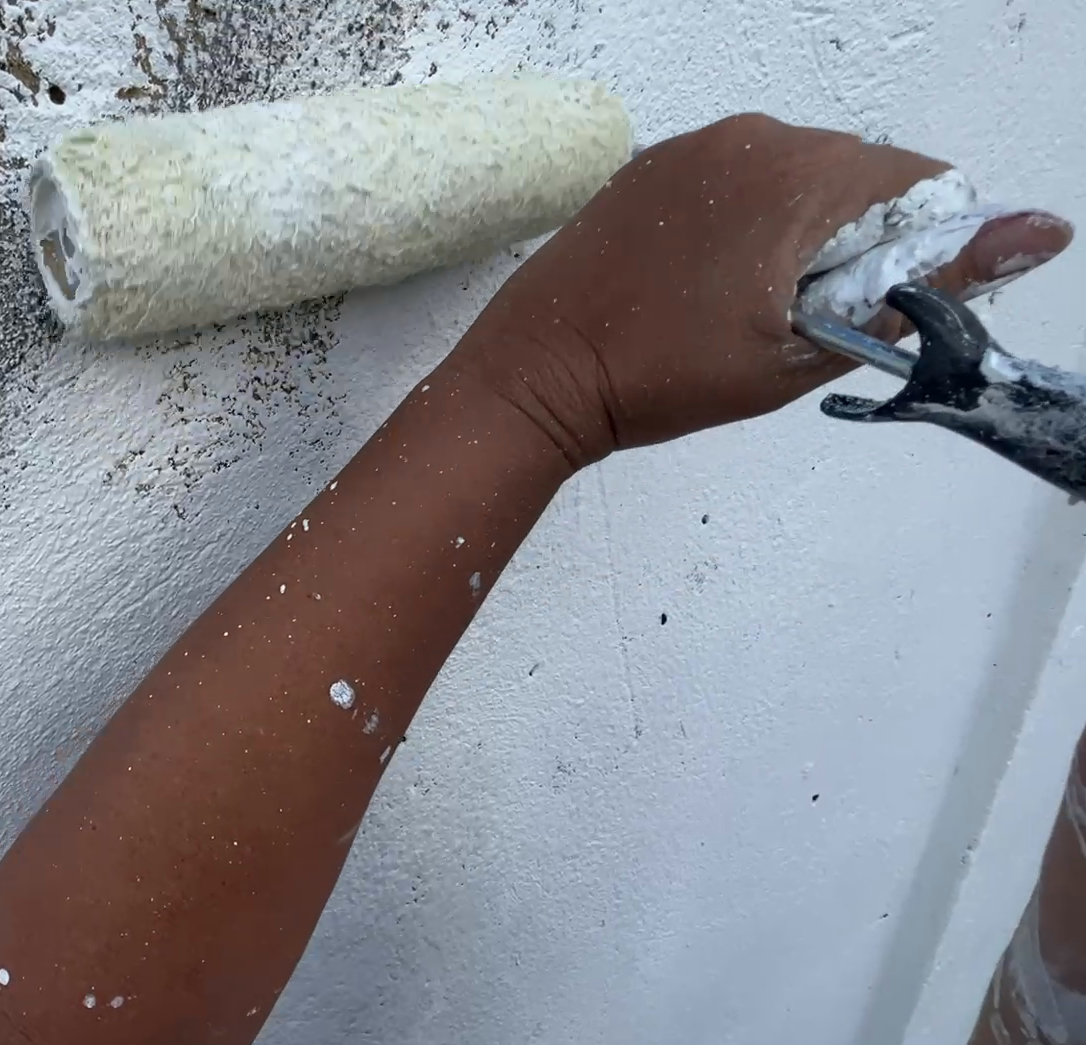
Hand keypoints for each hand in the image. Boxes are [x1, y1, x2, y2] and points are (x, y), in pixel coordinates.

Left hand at [457, 113, 1072, 468]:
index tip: (848, 306)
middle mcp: (739, 140)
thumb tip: (1037, 232)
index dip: (906, 253)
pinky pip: (715, 187)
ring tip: (720, 304)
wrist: (530, 383)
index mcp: (796, 173)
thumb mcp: (797, 352)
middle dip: (839, 242)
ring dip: (780, 234)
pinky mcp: (630, 179)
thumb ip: (918, 289)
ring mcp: (675, 155)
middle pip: (846, 178)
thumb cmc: (652, 379)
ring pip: (779, 181)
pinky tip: (685, 283)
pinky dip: (725, 226)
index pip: (917, 187)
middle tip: (771, 316)